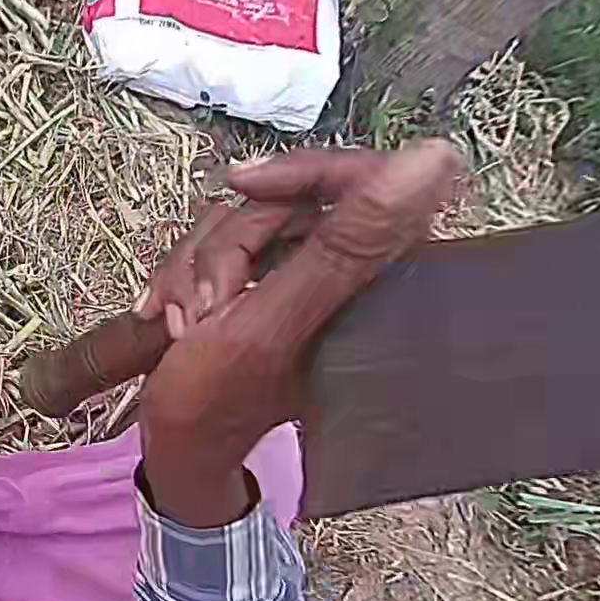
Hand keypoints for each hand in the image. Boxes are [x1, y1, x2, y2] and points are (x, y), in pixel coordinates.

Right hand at [139, 141, 463, 526]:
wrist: (173, 442)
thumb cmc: (213, 398)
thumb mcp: (268, 324)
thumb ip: (338, 250)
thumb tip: (432, 157)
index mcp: (369, 282)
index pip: (360, 180)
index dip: (301, 175)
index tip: (241, 185)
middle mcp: (340, 275)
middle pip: (282, 205)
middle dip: (223, 250)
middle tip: (202, 307)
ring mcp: (295, 281)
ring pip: (239, 225)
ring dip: (193, 270)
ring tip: (181, 323)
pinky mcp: (259, 287)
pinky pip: (216, 250)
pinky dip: (183, 278)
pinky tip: (167, 314)